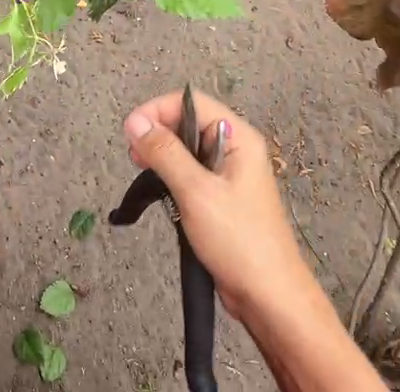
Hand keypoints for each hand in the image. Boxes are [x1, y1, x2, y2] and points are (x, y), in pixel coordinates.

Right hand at [122, 91, 305, 323]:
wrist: (269, 297)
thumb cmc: (238, 240)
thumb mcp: (196, 191)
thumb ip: (164, 152)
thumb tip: (134, 121)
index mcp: (238, 137)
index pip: (190, 102)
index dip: (156, 111)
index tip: (130, 133)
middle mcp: (234, 148)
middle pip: (186, 122)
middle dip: (157, 134)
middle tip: (135, 157)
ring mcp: (228, 174)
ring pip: (185, 150)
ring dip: (162, 158)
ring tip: (145, 175)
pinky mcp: (220, 197)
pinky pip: (189, 174)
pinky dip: (171, 178)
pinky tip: (161, 194)